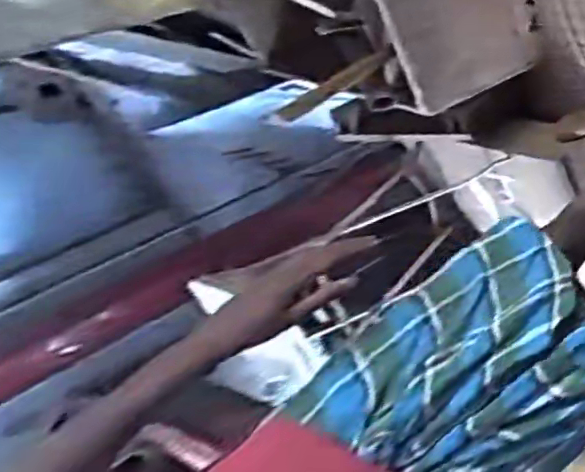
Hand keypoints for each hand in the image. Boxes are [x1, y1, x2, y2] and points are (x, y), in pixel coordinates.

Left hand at [182, 237, 377, 362]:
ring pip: (309, 252)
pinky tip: (319, 264)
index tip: (374, 242)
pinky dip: (316, 256)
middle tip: (367, 243)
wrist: (210, 341)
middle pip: (321, 249)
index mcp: (294, 275)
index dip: (354, 247)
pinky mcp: (267, 275)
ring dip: (331, 248)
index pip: (330, 255)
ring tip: (349, 249)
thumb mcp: (291, 318)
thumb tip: (354, 279)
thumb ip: (322, 297)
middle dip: (345, 245)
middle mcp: (286, 267)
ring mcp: (274, 270)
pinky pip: (298, 259)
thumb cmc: (252, 332)